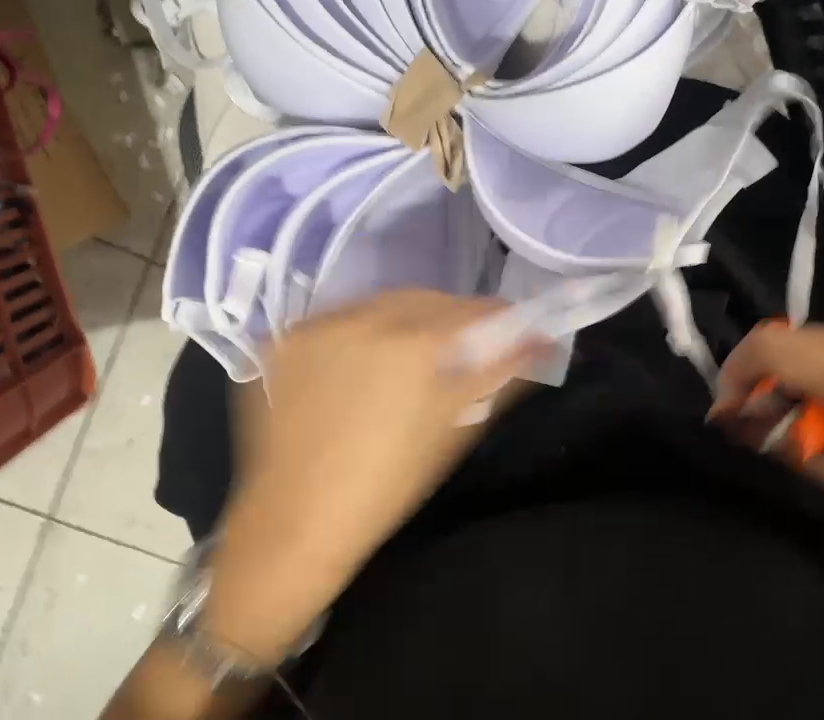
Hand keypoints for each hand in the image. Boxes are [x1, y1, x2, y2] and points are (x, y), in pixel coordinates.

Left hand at [203, 291, 531, 660]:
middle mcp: (365, 318)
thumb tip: (537, 342)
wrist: (295, 522)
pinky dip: (360, 334)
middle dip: (453, 318)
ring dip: (406, 321)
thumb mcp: (453, 430)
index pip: (473, 310)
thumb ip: (498, 376)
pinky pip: (340, 321)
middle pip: (428, 300)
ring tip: (410, 357)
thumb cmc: (387, 486)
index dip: (500, 317)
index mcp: (415, 343)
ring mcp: (320, 325)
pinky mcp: (286, 339)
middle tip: (465, 346)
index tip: (516, 327)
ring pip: (381, 305)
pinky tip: (363, 366)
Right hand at [710, 314, 823, 533]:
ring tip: (789, 421)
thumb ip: (782, 445)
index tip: (727, 416)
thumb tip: (728, 421)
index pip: (765, 349)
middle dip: (752, 381)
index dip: (734, 378)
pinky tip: (816, 405)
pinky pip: (811, 341)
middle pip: (772, 341)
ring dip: (775, 376)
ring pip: (789, 340)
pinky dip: (798, 368)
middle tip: (756, 426)